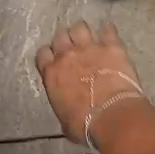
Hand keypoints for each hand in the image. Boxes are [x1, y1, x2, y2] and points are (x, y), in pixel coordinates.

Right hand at [36, 22, 149, 144]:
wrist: (112, 116)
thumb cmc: (85, 125)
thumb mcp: (64, 120)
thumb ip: (62, 103)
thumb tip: (68, 106)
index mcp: (52, 73)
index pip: (42, 54)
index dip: (49, 55)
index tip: (55, 60)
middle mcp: (67, 55)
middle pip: (60, 36)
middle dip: (65, 41)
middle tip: (73, 49)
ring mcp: (89, 48)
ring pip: (80, 27)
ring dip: (83, 33)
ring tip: (89, 40)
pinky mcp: (111, 46)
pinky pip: (108, 30)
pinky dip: (108, 32)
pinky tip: (110, 37)